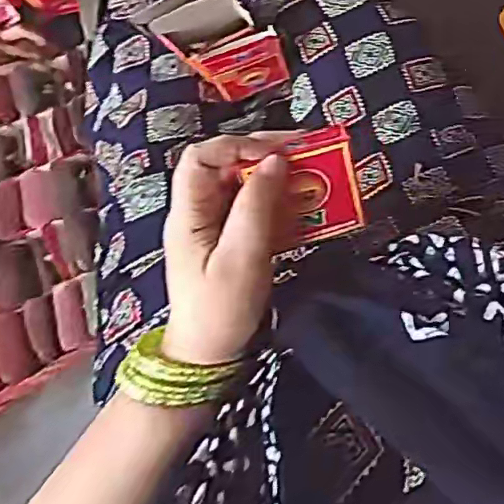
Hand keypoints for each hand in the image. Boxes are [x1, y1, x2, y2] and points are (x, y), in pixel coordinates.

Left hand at [160, 134, 299, 365]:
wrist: (209, 358)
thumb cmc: (221, 310)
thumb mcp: (242, 257)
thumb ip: (257, 205)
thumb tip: (275, 160)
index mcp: (189, 213)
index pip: (202, 157)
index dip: (238, 145)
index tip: (278, 152)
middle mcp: (200, 211)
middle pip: (227, 164)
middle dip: (267, 154)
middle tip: (307, 153)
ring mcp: (216, 223)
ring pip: (245, 182)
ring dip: (280, 175)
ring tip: (314, 173)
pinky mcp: (233, 236)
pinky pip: (257, 204)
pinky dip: (282, 198)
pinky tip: (305, 202)